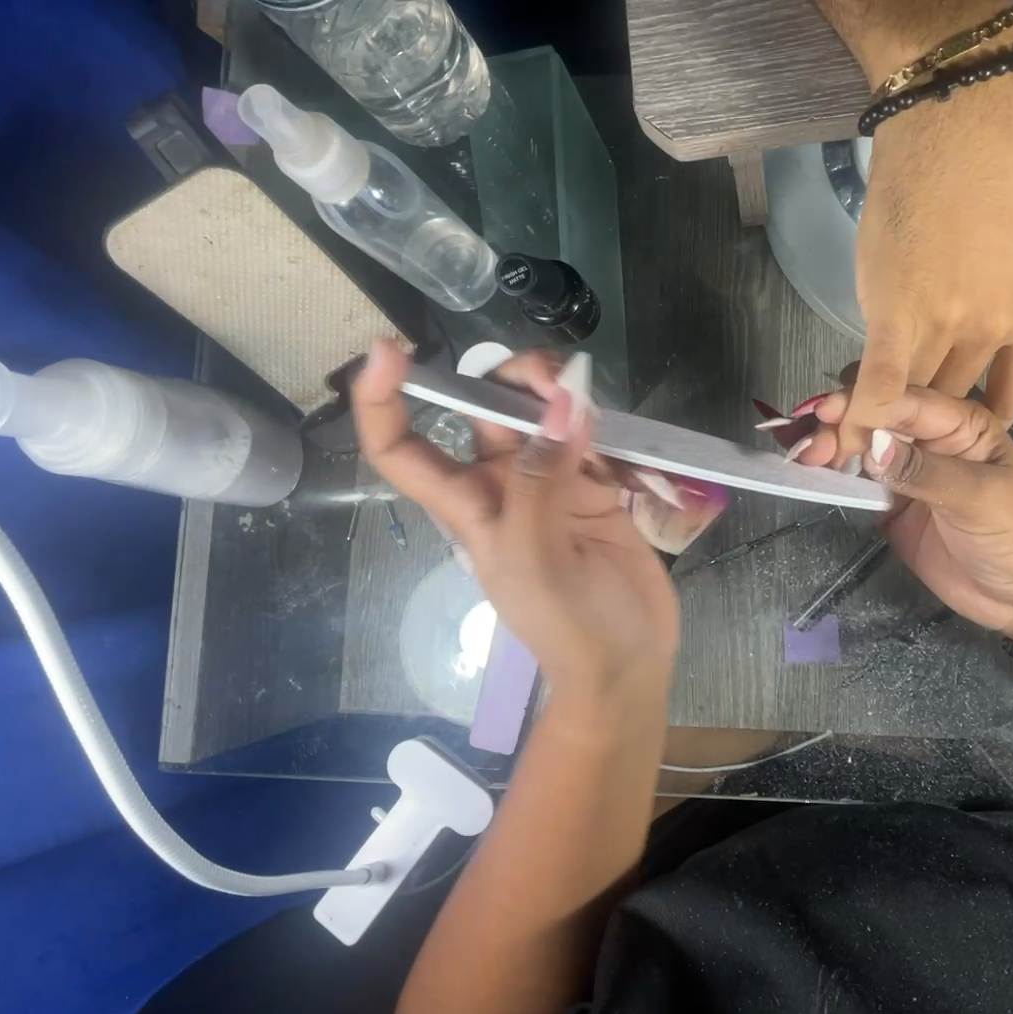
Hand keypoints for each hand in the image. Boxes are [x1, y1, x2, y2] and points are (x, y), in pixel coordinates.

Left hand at [351, 341, 678, 702]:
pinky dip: (604, 429)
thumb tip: (564, 406)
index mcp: (468, 507)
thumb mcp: (536, 559)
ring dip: (560, 397)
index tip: (391, 350)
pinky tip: (621, 444)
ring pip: (542, 417)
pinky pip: (592, 441)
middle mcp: (502, 487)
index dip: (384, 400)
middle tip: (557, 380)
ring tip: (592, 402)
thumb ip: (539, 481)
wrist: (628, 663)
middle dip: (510, 381)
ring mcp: (552, 486)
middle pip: (484, 411)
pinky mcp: (595, 490)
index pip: (402, 447)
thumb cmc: (569, 626)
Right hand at [800, 387, 1012, 637]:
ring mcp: (910, 475)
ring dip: (831, 448)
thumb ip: (924, 470)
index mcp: (960, 424)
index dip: (865, 402)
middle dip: (840, 425)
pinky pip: (860, 487)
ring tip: (800, 458)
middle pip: (876, 419)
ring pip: (862, 450)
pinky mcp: (894, 509)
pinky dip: (834, 479)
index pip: (904, 401)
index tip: (825, 411)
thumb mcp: (980, 498)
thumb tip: (871, 443)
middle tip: (807, 446)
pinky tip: (809, 475)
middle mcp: (931, 441)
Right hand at [842, 65, 1012, 458]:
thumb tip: (958, 341)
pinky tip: (846, 439)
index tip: (947, 422)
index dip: (973, 420)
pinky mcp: (900, 310)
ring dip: (887, 422)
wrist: (961, 112)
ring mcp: (952, 324)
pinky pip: (882, 376)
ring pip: (915, 394)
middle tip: (892, 430)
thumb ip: (999, 310)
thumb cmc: (1000, 165)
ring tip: (856, 440)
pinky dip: (865, 411)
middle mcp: (1002, 333)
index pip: (1010, 400)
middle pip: (955, 399)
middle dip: (923, 422)